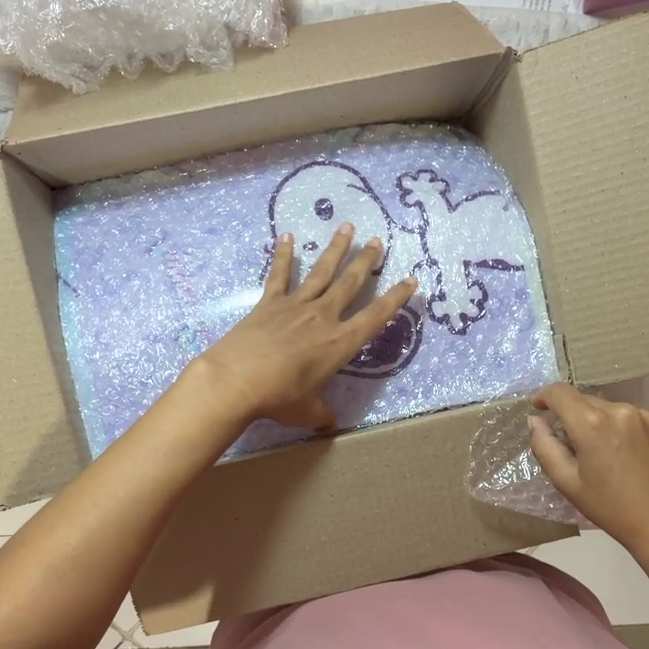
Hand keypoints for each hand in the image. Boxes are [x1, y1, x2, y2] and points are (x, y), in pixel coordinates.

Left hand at [193, 224, 416, 429]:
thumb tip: (329, 421)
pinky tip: (287, 236)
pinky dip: (282, 255)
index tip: (411, 280)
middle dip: (366, 262)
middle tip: (377, 241)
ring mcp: (295, 306)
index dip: (395, 298)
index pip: (376, 317)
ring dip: (335, 249)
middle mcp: (323, 317)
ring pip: (321, 271)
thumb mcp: (308, 412)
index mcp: (340, 343)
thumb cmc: (279, 398)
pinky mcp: (268, 304)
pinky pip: (279, 275)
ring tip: (347, 227)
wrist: (236, 381)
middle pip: (350, 284)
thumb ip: (323, 413)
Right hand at [527, 384, 648, 561]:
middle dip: (572, 416)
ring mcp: (645, 415)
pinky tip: (626, 454)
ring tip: (603, 454)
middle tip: (573, 447)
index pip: (560, 393)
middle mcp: (620, 410)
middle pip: (585, 400)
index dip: (544, 396)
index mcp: (592, 425)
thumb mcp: (567, 482)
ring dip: (598, 422)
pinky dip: (620, 428)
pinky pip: (630, 416)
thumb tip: (535, 420)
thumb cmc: (610, 508)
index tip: (538, 407)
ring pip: (608, 409)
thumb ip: (545, 446)